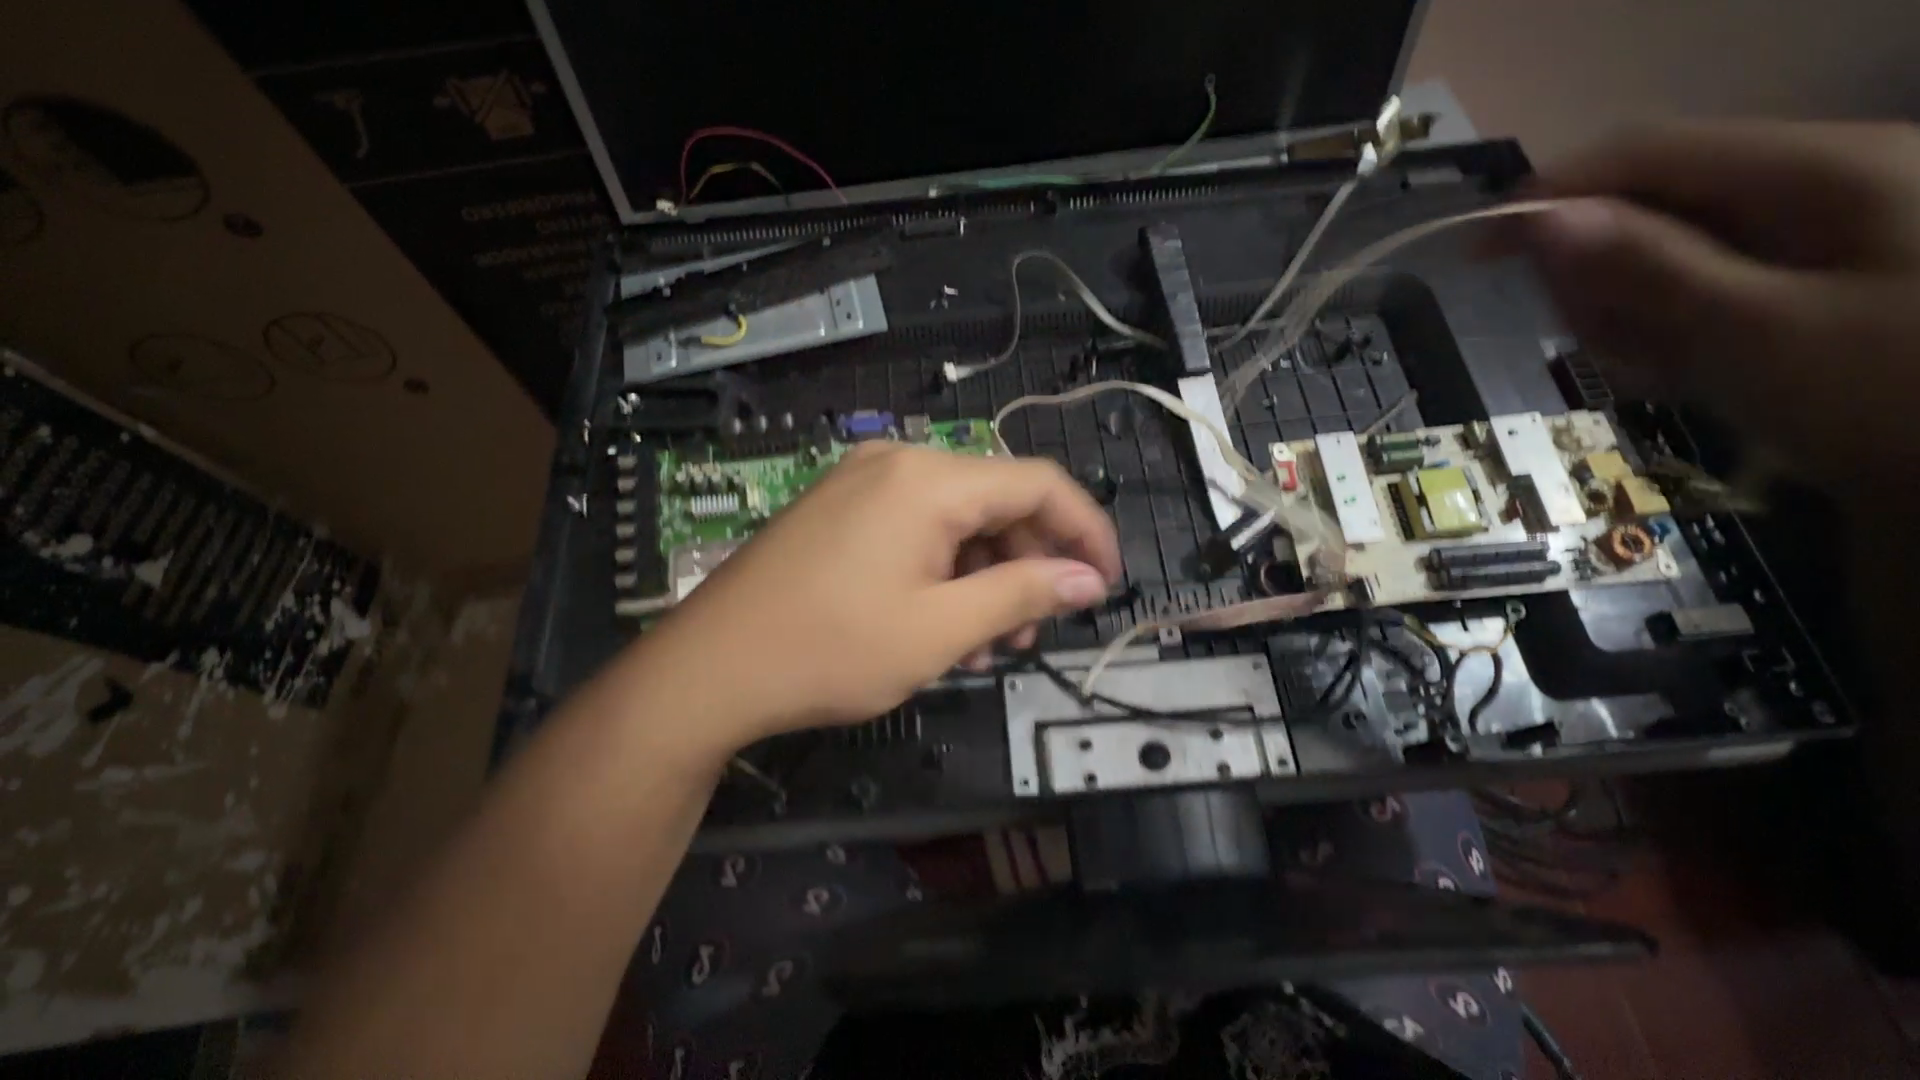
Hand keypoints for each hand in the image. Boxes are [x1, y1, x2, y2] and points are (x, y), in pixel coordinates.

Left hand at [638, 443, 1121, 743]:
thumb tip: (1089, 580)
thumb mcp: (941, 629)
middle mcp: (897, 463)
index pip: (1039, 484)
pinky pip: (915, 529)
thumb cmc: (831, 650)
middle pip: (997, 500)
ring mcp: (861, 483)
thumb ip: (1024, 594)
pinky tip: (941, 627)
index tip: (1107, 585)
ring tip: (984, 646)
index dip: (1086, 532)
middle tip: (1034, 634)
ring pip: (957, 520)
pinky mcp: (839, 511)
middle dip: (1029, 565)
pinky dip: (943, 572)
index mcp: (928, 479)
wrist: (710, 669)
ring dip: (986, 577)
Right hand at [1519, 120, 1919, 487]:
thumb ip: (1648, 268)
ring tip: (1645, 366)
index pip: (1650, 153)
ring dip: (1631, 311)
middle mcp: (1818, 188)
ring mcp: (1817, 239)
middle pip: (1654, 204)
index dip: (1555, 194)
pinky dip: (1670, 331)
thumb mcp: (1755, 334)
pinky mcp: (1806, 288)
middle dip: (1599, 270)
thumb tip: (1545, 223)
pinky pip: (1701, 292)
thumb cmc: (1888, 399)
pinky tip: (1676, 371)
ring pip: (1669, 256)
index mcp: (1822, 171)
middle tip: (1584, 335)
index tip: (1480, 252)